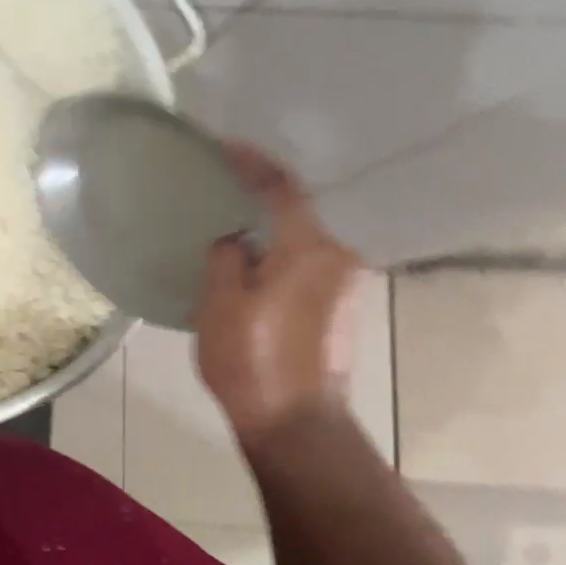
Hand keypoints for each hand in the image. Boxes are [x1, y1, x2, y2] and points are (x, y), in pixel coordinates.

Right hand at [194, 144, 361, 442]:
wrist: (293, 418)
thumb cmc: (250, 358)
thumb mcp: (220, 304)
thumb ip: (226, 259)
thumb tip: (236, 239)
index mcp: (309, 248)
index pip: (282, 189)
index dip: (253, 164)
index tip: (227, 145)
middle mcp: (338, 255)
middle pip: (302, 210)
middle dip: (266, 194)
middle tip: (231, 181)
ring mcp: (345, 281)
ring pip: (305, 238)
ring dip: (275, 227)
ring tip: (238, 221)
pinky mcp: (339, 306)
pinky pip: (307, 261)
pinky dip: (282, 252)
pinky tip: (256, 260)